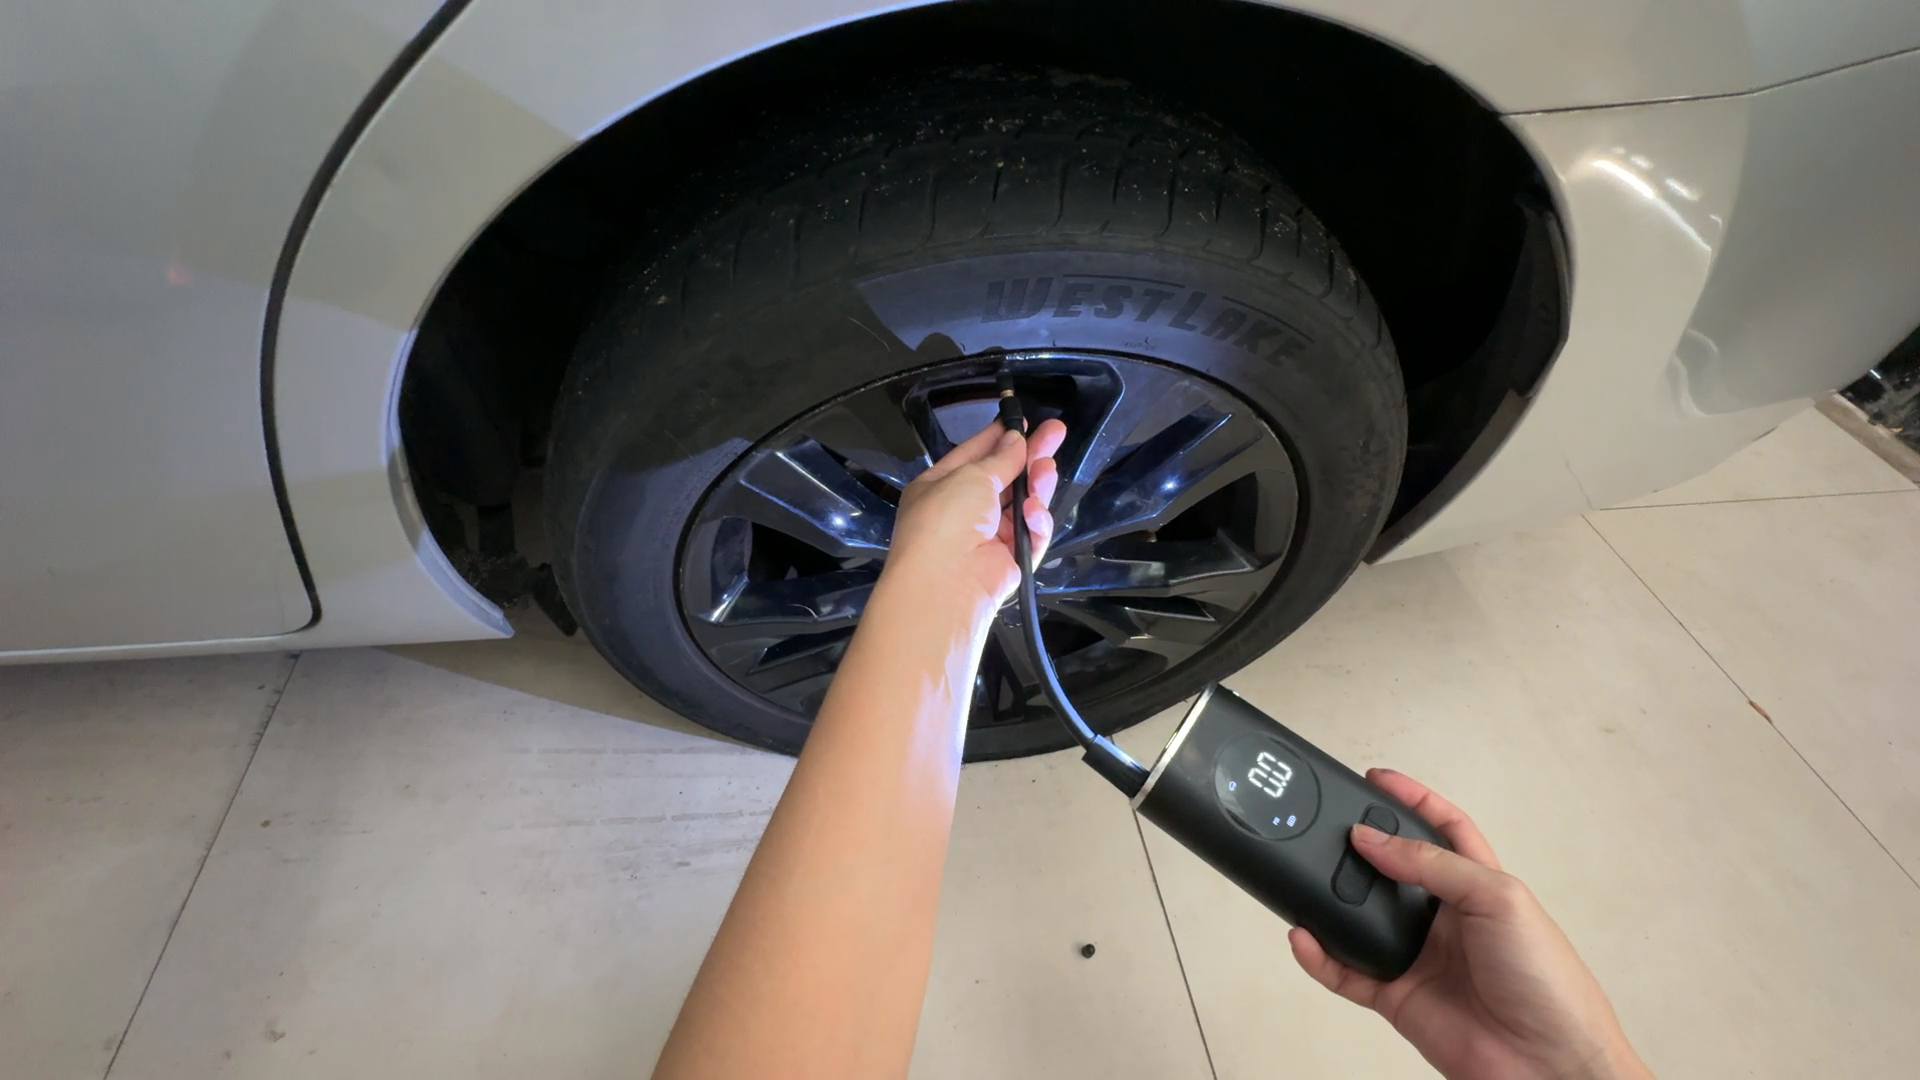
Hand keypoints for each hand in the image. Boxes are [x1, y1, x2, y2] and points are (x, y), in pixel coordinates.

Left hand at [884, 417, 1065, 613]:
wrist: (945, 584)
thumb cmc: (945, 520)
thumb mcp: (969, 476)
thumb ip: (1000, 459)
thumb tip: (1016, 440)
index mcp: (941, 486)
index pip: (974, 454)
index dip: (999, 437)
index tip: (1023, 420)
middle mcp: (963, 511)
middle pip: (1005, 477)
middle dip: (1031, 455)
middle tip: (1058, 431)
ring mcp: (988, 537)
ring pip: (1022, 503)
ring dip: (1036, 485)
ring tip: (1047, 469)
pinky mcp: (1011, 559)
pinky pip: (1031, 534)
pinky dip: (1036, 521)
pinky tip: (1034, 511)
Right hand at [1289, 770, 1651, 1079]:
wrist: (1553, 1073)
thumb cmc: (1553, 989)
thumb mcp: (1499, 900)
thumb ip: (1432, 863)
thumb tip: (1371, 838)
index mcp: (1476, 885)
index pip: (1440, 828)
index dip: (1410, 798)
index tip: (1376, 778)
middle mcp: (1441, 917)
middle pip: (1387, 866)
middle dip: (1356, 844)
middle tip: (1326, 825)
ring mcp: (1416, 955)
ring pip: (1357, 916)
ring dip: (1328, 898)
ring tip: (1306, 878)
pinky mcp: (1395, 995)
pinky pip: (1343, 970)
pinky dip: (1318, 955)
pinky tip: (1304, 938)